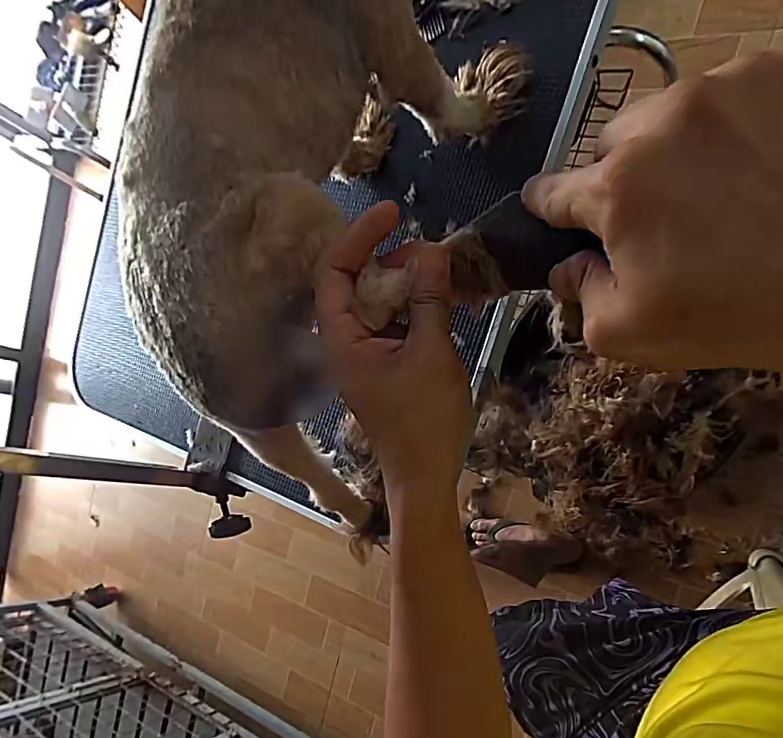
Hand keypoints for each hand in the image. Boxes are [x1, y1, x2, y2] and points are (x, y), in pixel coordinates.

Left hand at [316, 202, 471, 502]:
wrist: (426, 478)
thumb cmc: (425, 423)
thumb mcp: (432, 356)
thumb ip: (430, 301)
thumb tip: (433, 252)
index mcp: (342, 340)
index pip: (336, 270)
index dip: (361, 236)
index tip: (395, 213)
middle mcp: (347, 344)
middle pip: (359, 285)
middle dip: (393, 263)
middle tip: (432, 253)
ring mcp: (368, 359)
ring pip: (382, 307)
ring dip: (410, 288)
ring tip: (445, 276)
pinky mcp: (388, 370)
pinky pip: (397, 329)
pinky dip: (418, 314)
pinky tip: (446, 307)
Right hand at [523, 31, 782, 375]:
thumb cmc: (747, 321)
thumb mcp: (641, 338)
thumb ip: (585, 297)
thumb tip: (570, 261)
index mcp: (620, 185)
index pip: (557, 187)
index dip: (559, 211)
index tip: (566, 218)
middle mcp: (670, 113)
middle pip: (623, 140)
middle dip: (636, 178)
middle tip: (682, 221)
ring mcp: (744, 75)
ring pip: (693, 107)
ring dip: (701, 146)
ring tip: (748, 196)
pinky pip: (765, 87)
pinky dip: (767, 124)